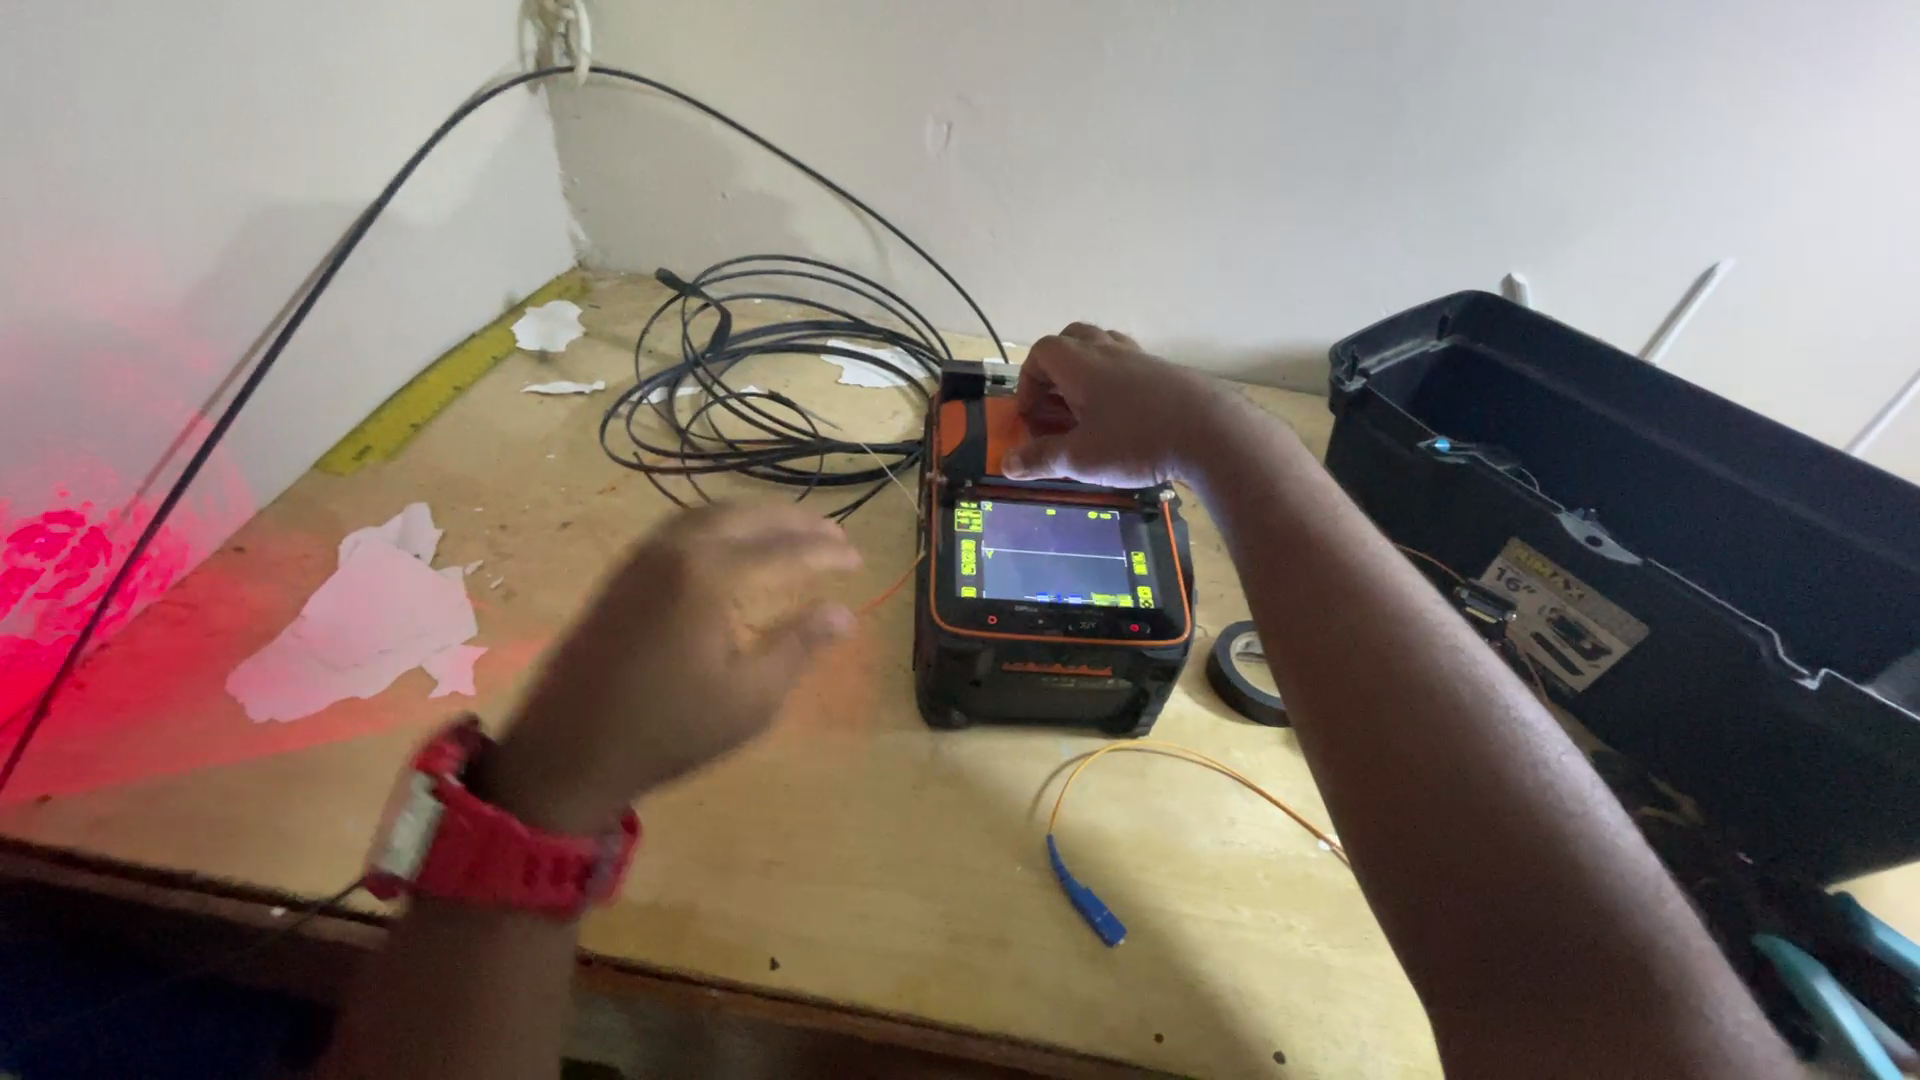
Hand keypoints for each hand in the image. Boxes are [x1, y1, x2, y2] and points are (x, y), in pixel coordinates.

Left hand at [474, 503, 860, 831]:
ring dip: (758, 517)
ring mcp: (642, 556)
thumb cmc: (669, 731)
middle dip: (796, 521)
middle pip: (747, 515)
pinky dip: (722, 525)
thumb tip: (844, 613)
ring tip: (792, 532)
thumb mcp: (750, 698)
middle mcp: (675, 549)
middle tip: (833, 535)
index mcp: (709, 575)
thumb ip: (799, 645)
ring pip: (711, 513)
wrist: (566, 752)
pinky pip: (683, 527)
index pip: (784, 549)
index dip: (826, 552)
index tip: (858, 559)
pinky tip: (734, 547)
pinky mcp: (623, 572)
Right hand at [1002, 323, 1263, 485]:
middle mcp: (1109, 351)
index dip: (1027, 382)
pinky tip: (1124, 416)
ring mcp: (1142, 359)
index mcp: (1081, 364)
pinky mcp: (1168, 374)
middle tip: (1054, 402)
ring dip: (1087, 370)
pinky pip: (1131, 365)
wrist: (1212, 433)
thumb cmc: (1136, 442)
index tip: (1030, 416)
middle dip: (1055, 368)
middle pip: (1072, 338)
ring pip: (1104, 346)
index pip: (1041, 352)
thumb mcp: (1081, 458)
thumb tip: (1006, 464)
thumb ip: (1041, 458)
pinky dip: (1116, 382)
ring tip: (1087, 406)